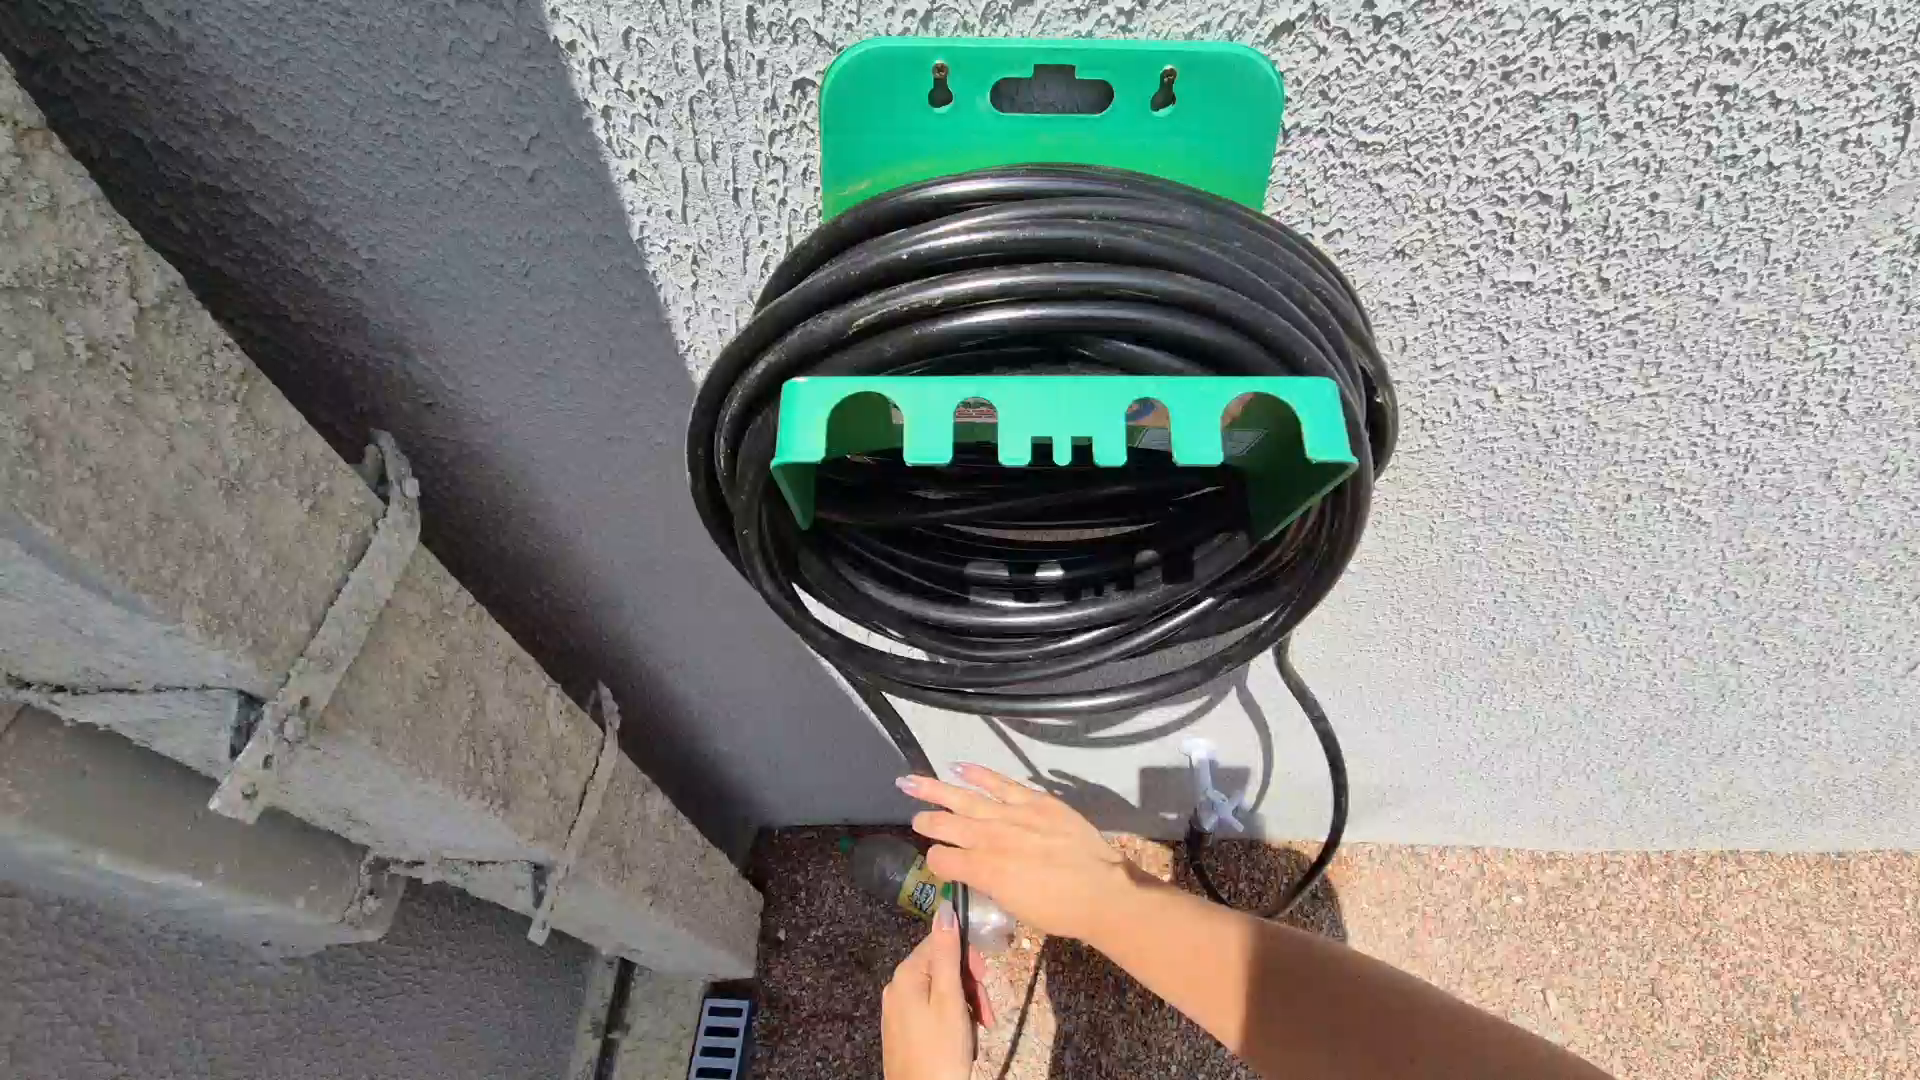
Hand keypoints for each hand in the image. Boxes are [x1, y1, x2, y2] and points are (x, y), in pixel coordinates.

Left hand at [882, 904, 994, 1079]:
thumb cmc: (940, 1049)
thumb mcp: (950, 998)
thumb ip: (947, 952)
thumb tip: (945, 907)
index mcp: (906, 974)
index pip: (941, 942)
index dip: (966, 956)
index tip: (984, 978)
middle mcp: (897, 986)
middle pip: (941, 967)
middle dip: (968, 985)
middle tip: (986, 1012)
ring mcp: (898, 1011)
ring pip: (940, 991)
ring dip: (965, 1004)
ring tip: (980, 1029)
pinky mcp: (903, 1032)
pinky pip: (932, 1011)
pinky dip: (952, 1019)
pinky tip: (964, 1039)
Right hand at [898, 763, 1150, 941]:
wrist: (1100, 890)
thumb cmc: (1059, 911)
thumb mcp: (1014, 907)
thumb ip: (989, 884)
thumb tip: (974, 870)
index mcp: (984, 871)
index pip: (943, 860)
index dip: (936, 861)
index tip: (937, 861)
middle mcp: (991, 838)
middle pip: (946, 825)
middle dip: (926, 821)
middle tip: (913, 817)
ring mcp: (1011, 814)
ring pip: (964, 797)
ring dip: (934, 789)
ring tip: (911, 782)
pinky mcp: (1033, 799)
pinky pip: (999, 782)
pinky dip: (978, 773)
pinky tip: (959, 766)